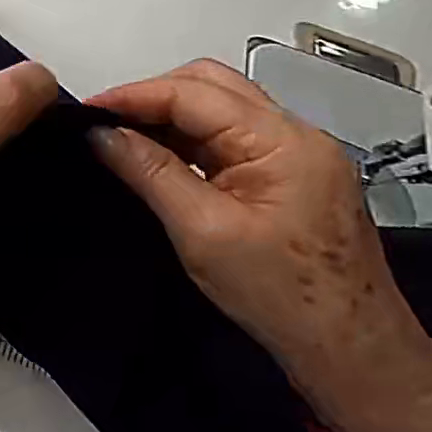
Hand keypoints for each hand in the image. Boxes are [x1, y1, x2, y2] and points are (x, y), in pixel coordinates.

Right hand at [86, 59, 431, 431]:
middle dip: (148, 95)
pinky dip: (181, 136)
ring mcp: (291, 153)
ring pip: (215, 106)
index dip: (132, 95)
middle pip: (210, 84)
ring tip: (117, 137)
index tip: (82, 112)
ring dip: (164, 114)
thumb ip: (148, 171)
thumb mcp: (199, 229)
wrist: (349, 347)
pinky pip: (222, 135)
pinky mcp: (282, 173)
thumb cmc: (278, 292)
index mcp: (283, 143)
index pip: (193, 93)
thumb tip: (98, 133)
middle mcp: (294, 135)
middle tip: (99, 122)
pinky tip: (150, 154)